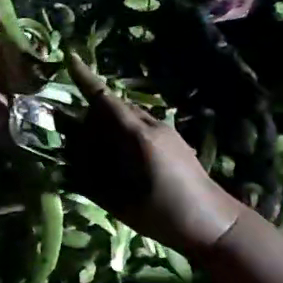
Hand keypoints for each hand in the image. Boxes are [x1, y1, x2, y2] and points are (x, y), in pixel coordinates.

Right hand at [63, 52, 246, 252]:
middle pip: (113, 108)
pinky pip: (141, 127)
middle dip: (92, 119)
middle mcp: (152, 125)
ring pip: (128, 117)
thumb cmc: (163, 215)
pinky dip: (124, 136)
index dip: (85, 79)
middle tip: (80, 150)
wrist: (212, 224)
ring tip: (102, 161)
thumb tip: (74, 153)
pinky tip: (124, 165)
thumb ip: (92, 174)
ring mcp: (166, 131)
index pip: (105, 99)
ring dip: (109, 128)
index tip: (69, 58)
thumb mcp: (119, 200)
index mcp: (138, 136)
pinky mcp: (174, 141)